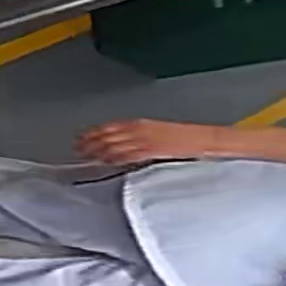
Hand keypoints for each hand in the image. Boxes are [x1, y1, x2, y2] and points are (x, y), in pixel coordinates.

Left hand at [76, 119, 225, 164]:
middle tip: (78, 151)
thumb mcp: (152, 128)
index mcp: (137, 123)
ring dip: (98, 153)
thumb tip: (112, 140)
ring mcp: (145, 140)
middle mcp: (137, 130)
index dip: (89, 134)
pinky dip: (115, 159)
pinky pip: (128, 155)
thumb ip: (133, 132)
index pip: (105, 128)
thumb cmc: (181, 134)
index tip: (78, 140)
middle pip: (105, 137)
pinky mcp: (153, 150)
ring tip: (89, 158)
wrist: (207, 138)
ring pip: (113, 147)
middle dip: (89, 145)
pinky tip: (107, 162)